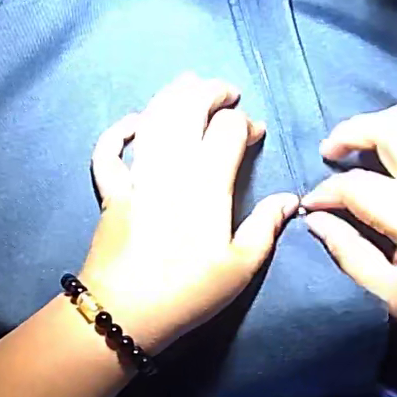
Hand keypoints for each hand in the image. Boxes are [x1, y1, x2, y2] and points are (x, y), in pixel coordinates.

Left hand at [78, 74, 297, 352]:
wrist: (125, 311)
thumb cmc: (189, 290)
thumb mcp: (241, 266)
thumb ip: (265, 226)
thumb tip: (288, 200)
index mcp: (208, 182)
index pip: (228, 130)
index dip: (246, 124)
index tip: (256, 133)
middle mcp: (172, 166)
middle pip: (188, 107)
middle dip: (210, 92)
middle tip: (226, 92)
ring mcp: (137, 175)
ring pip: (153, 118)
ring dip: (171, 95)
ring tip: (188, 84)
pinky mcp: (112, 189)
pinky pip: (108, 150)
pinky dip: (119, 131)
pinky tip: (134, 122)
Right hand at [300, 102, 396, 379]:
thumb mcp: (394, 297)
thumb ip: (350, 253)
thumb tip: (316, 219)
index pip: (358, 186)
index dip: (327, 192)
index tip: (314, 204)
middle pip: (392, 130)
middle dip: (352, 133)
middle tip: (330, 151)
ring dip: (387, 119)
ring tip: (366, 139)